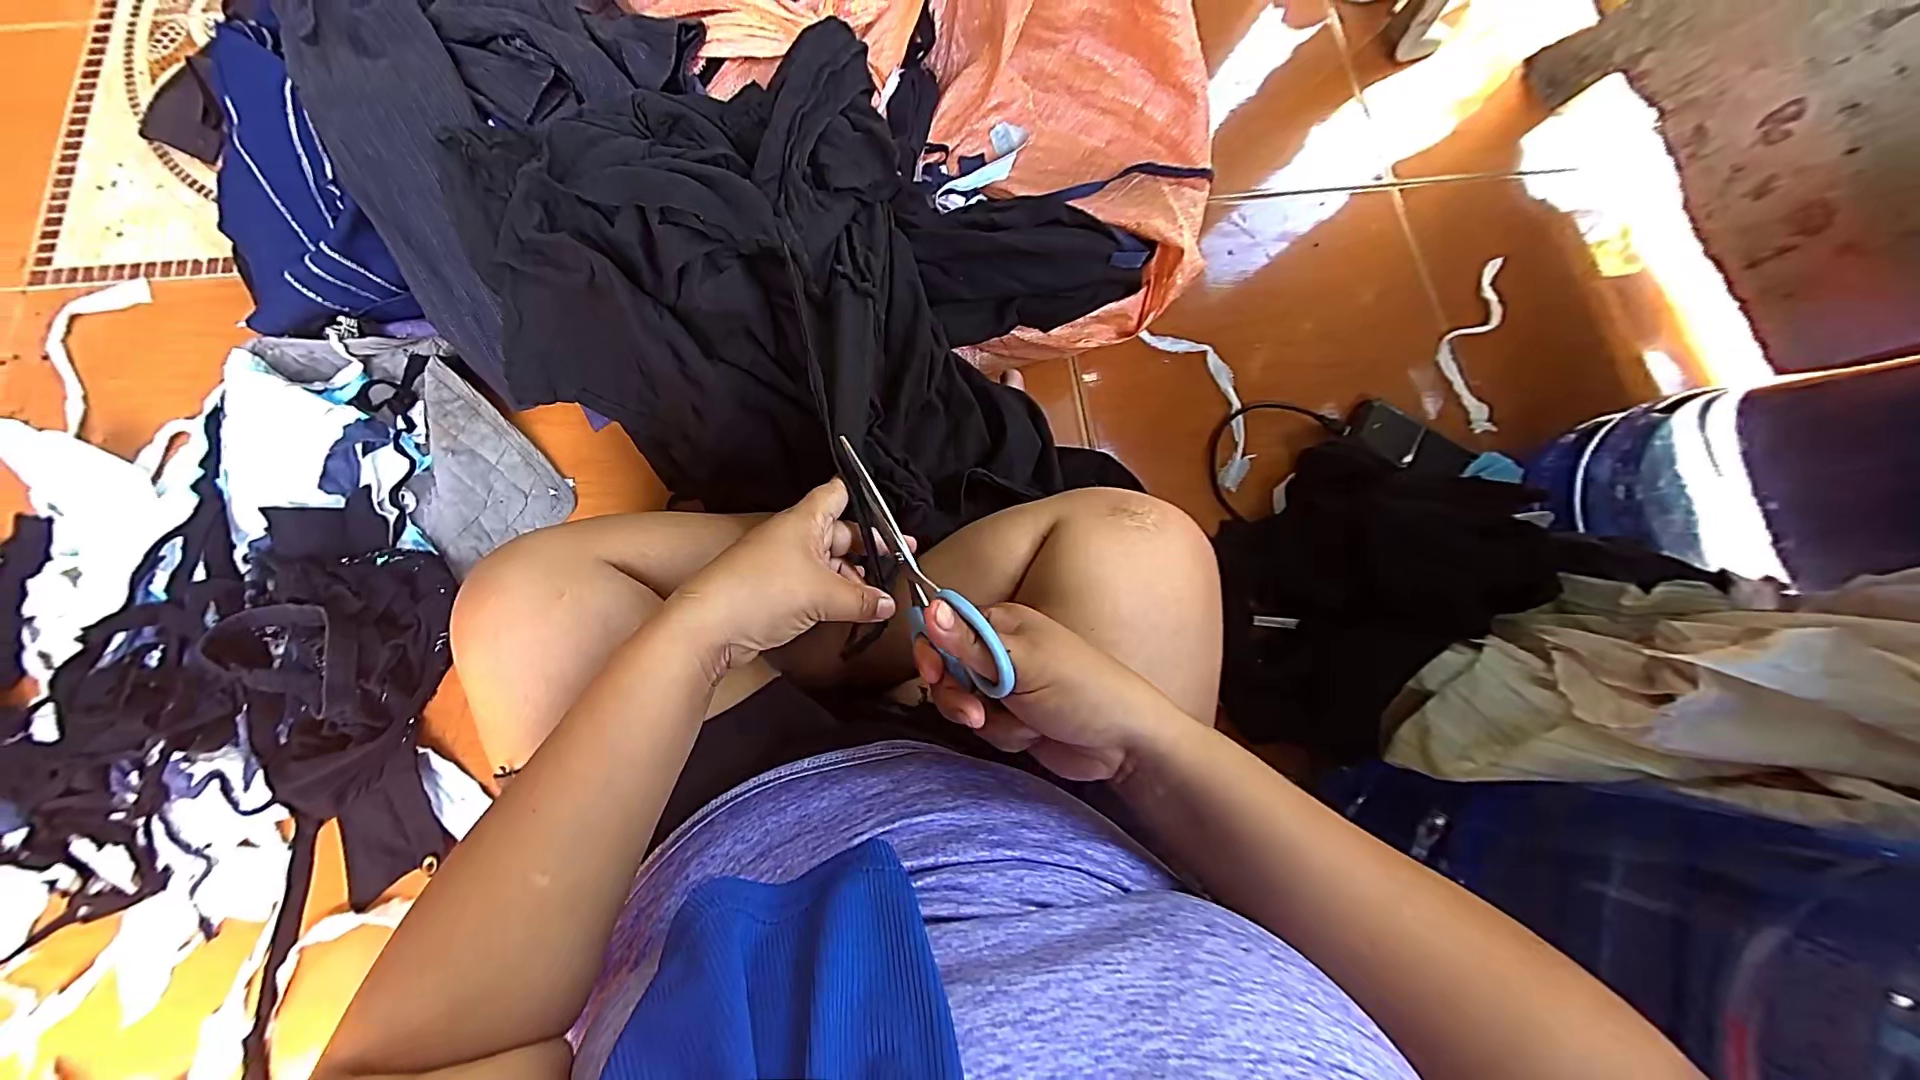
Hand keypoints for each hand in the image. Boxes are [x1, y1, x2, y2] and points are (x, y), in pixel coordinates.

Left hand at [668, 479, 896, 677]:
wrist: (710, 627)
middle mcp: (795, 537)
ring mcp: (786, 564)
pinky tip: (855, 609)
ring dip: (854, 578)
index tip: (889, 514)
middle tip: (901, 558)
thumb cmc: (761, 591)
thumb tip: (888, 603)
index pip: (837, 494)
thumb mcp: (824, 594)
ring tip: (880, 595)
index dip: (864, 499)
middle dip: (870, 548)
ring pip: (831, 563)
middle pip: (841, 534)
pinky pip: (816, 586)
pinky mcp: (778, 590)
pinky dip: (836, 595)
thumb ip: (862, 599)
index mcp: (804, 521)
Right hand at [912, 601, 1184, 781]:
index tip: (932, 672)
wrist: (1124, 744)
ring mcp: (1006, 685)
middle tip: (976, 709)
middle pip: (947, 666)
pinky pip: (983, 726)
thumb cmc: (1086, 690)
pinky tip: (1032, 733)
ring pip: (962, 701)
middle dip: (956, 693)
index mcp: (1003, 623)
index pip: (946, 624)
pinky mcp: (1011, 716)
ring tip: (1017, 722)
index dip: (932, 648)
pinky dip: (1003, 734)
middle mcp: (1001, 650)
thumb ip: (971, 641)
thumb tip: (932, 608)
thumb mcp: (1024, 663)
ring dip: (983, 717)